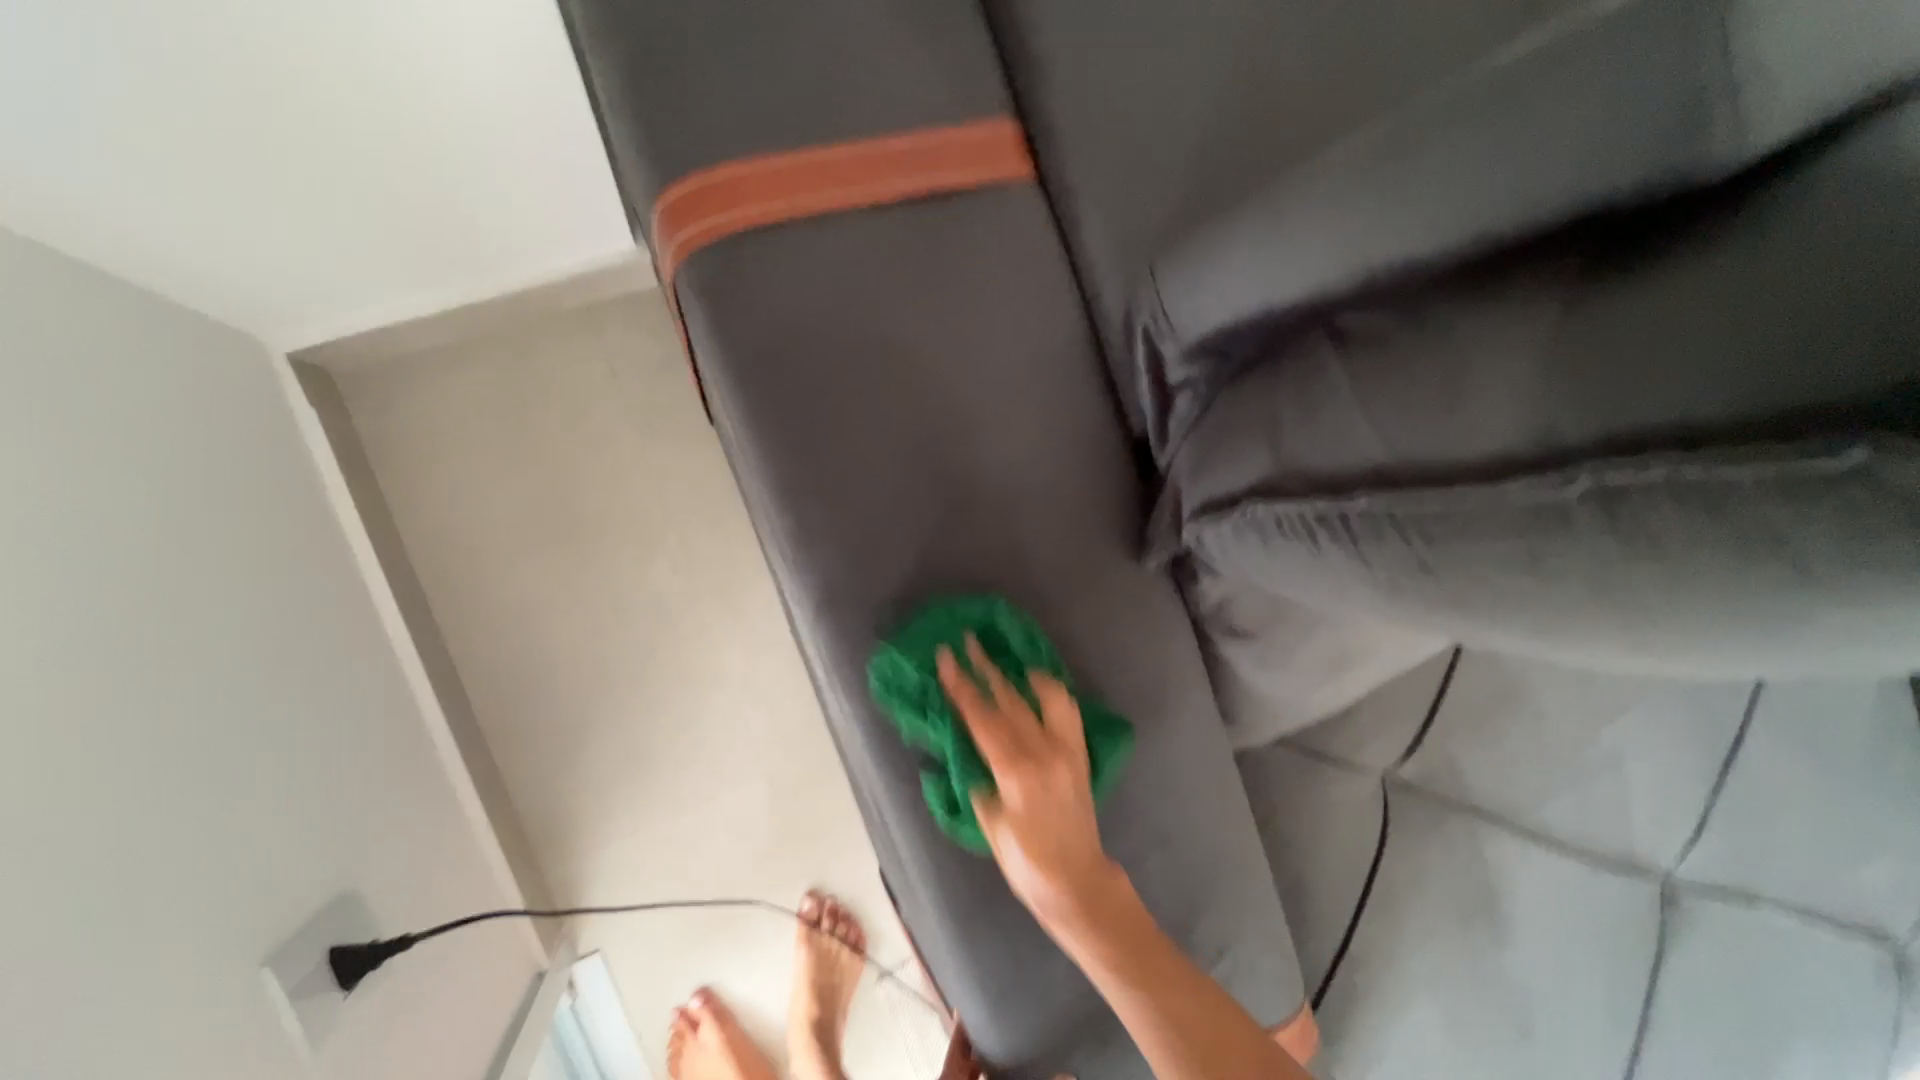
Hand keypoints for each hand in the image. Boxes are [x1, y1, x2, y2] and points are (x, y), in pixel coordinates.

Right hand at [937, 636, 1124, 927]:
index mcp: (1017, 772)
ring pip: (1041, 699)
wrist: (1077, 881)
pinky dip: (1049, 691)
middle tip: (966, 641)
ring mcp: (1066, 750)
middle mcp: (1045, 752)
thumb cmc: (1025, 863)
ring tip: (998, 656)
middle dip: (985, 670)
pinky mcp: (1079, 754)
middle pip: (1010, 701)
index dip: (962, 687)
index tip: (945, 658)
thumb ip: (979, 779)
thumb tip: (965, 746)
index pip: (983, 719)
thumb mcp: (990, 823)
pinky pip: (1065, 711)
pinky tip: (1035, 682)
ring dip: (1016, 675)